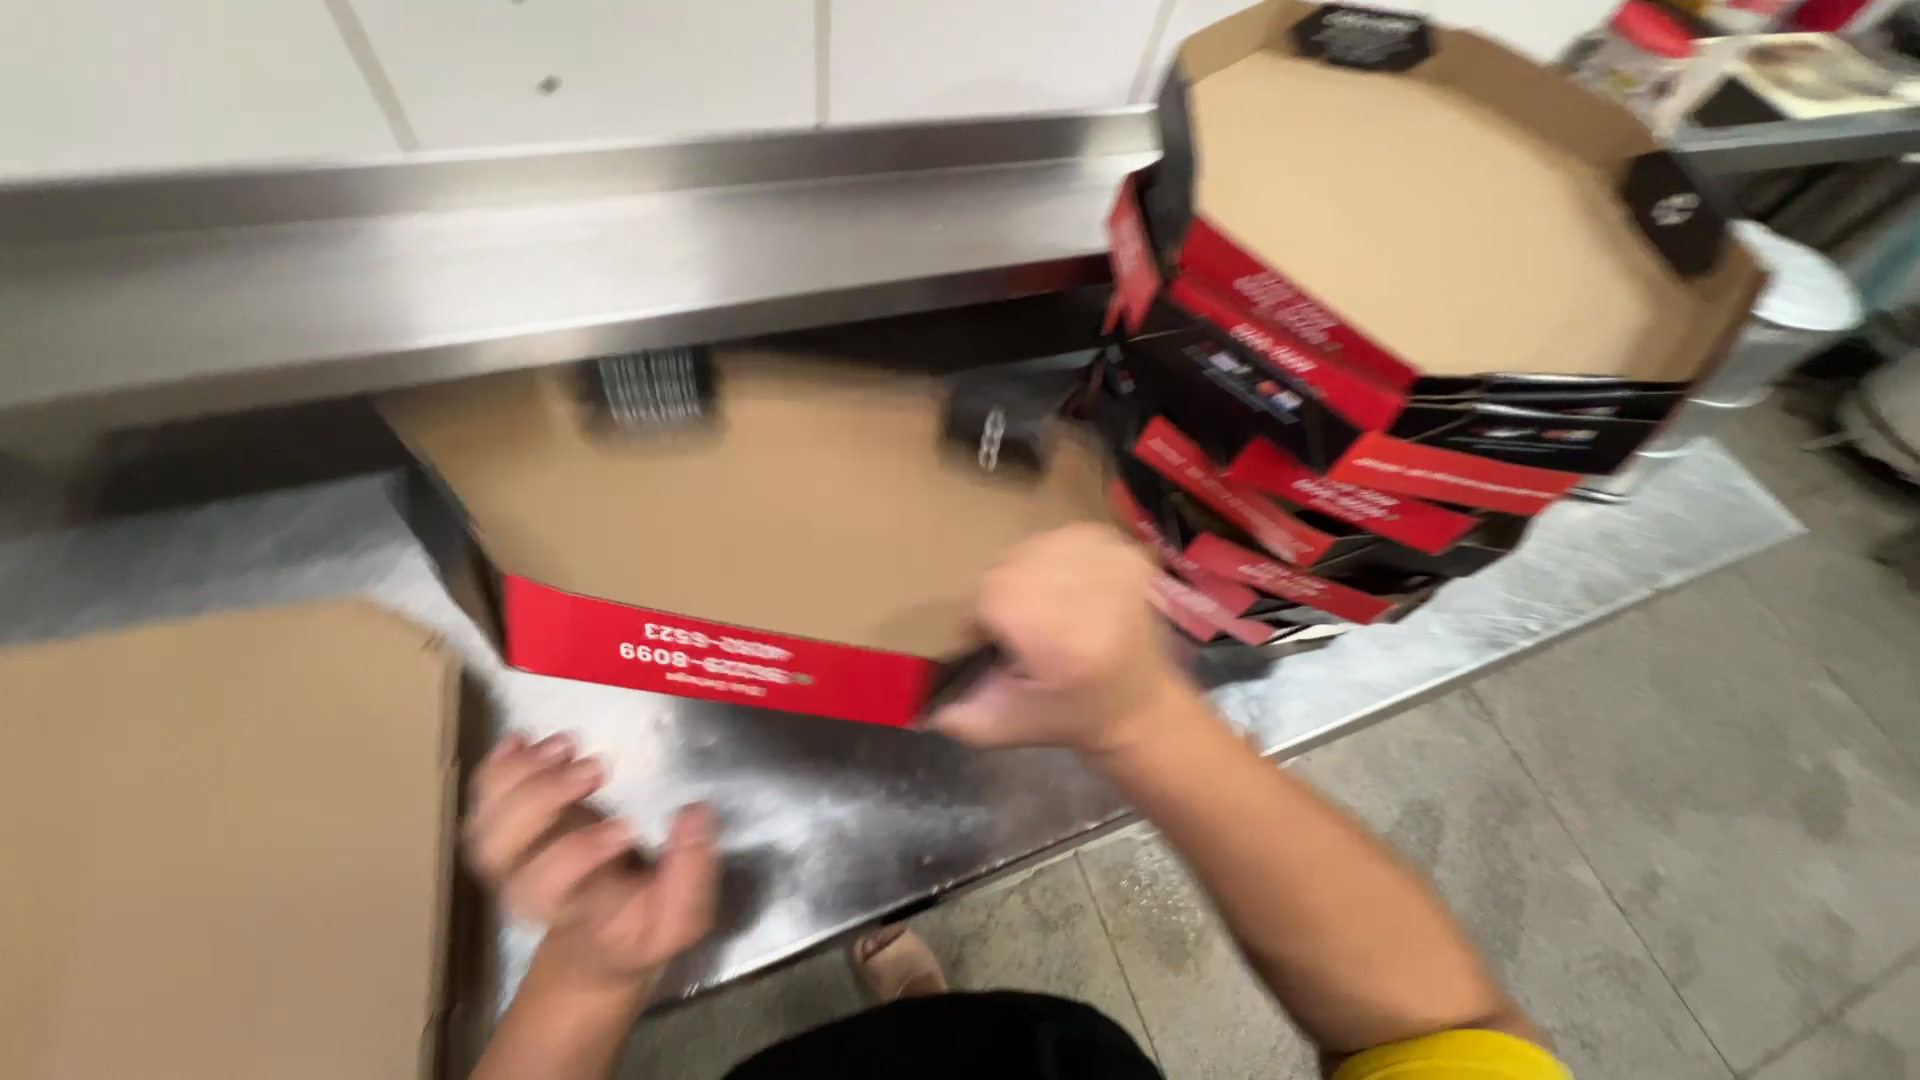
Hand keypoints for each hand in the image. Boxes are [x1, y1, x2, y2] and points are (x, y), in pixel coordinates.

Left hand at [464, 733, 718, 994]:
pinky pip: (487, 798)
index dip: (578, 853)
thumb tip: (695, 812)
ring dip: (520, 776)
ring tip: (566, 745)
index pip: (551, 885)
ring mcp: (516, 854)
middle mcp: (529, 883)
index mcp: (571, 907)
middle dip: (541, 799)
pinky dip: (498, 767)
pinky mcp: (515, 828)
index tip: (627, 828)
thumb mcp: (682, 919)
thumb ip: (691, 872)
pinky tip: (521, 739)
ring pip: (488, 820)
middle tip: (595, 769)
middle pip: (501, 848)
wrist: (600, 944)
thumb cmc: (645, 926)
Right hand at [930, 523, 1192, 755]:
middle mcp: (1095, 596)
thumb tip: (921, 699)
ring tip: (1045, 608)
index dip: (982, 616)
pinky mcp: (1129, 552)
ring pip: (1035, 546)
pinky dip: (1058, 556)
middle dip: (1004, 595)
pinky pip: (1066, 536)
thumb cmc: (1070, 715)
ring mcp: (1116, 567)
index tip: (993, 641)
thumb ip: (957, 715)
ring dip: (1029, 573)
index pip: (993, 592)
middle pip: (1011, 566)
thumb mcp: (1005, 727)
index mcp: (1063, 642)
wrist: (1141, 706)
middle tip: (1020, 628)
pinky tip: (1068, 587)